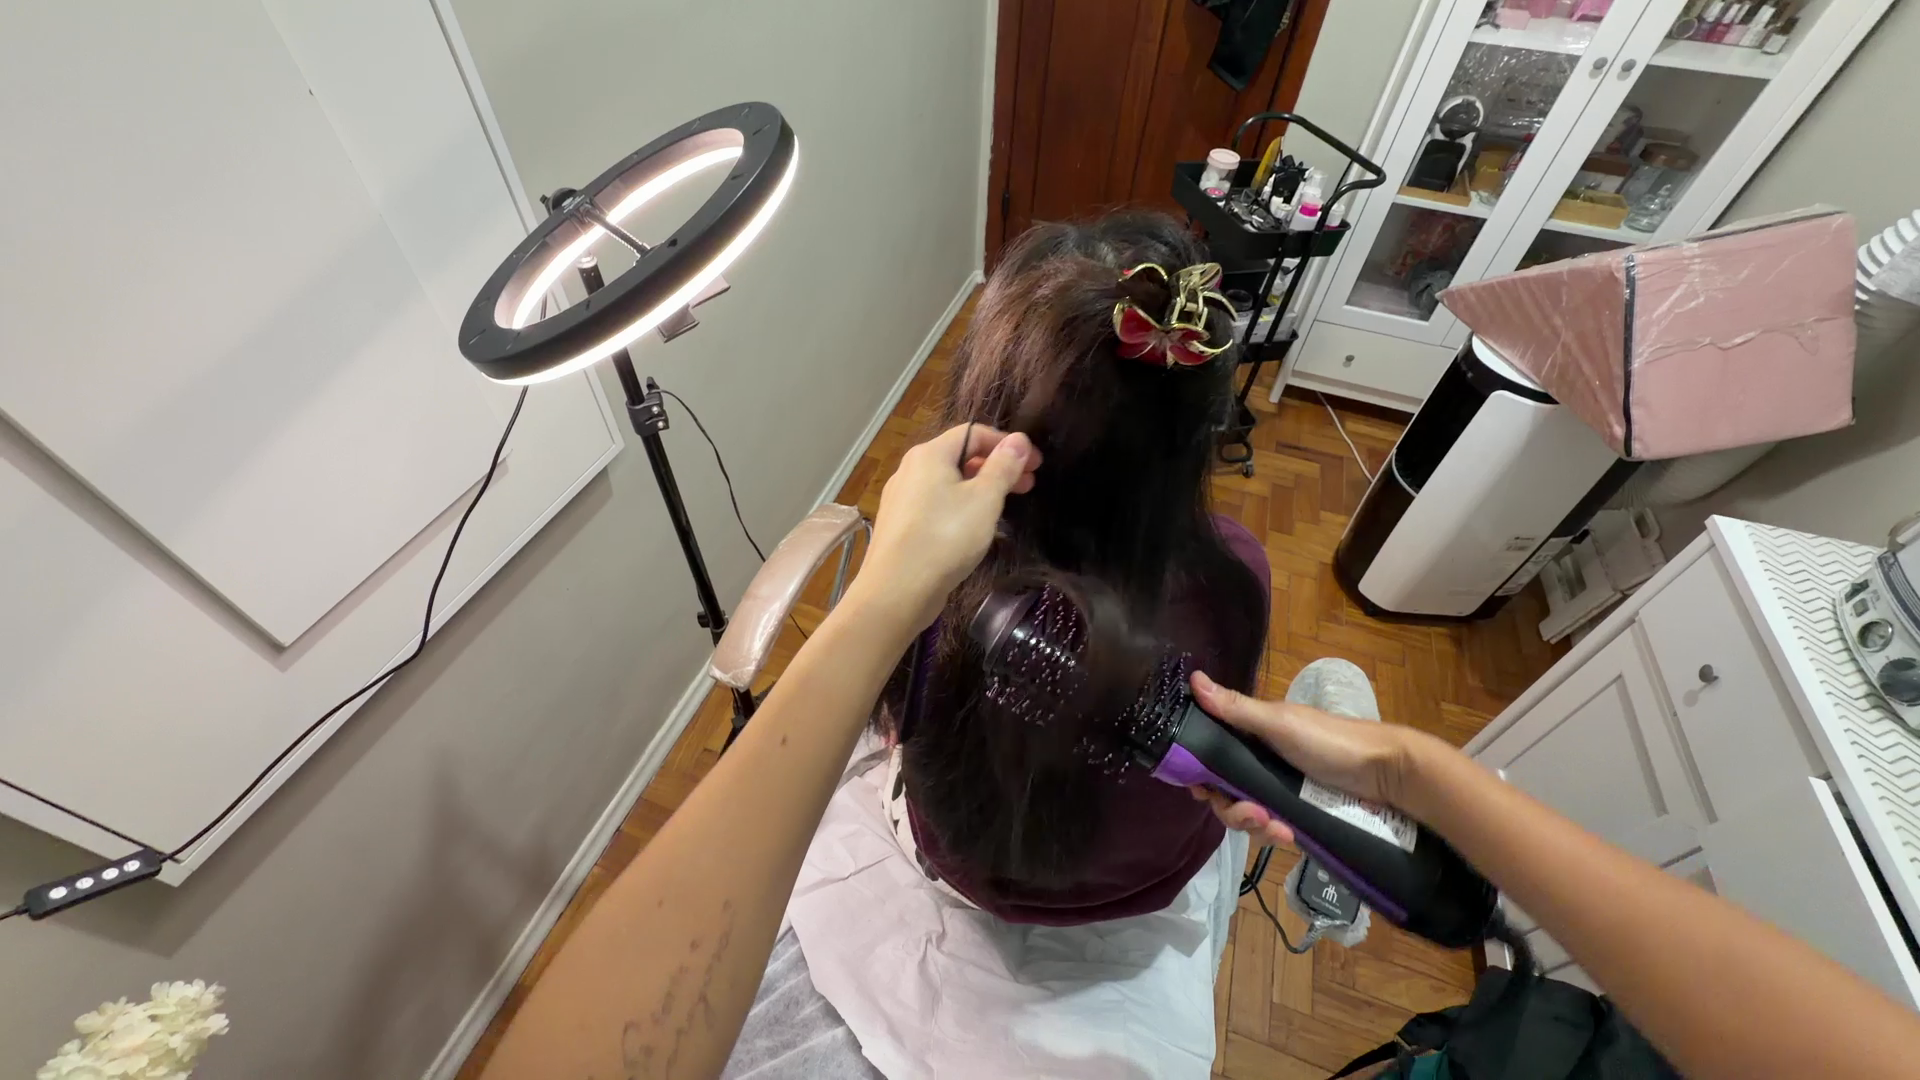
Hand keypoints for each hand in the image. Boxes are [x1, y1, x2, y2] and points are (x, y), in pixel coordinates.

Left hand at [850, 424, 1040, 632]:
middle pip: (960, 457)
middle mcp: (910, 469)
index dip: (1008, 444)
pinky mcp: (900, 526)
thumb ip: (1003, 467)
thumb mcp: (984, 499)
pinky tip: (974, 528)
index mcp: (929, 454)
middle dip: (997, 468)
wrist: (897, 590)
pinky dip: (960, 507)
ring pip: (948, 483)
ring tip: (1005, 508)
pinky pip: (936, 505)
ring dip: (980, 489)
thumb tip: (1019, 440)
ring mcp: (902, 499)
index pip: (973, 433)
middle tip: (1027, 486)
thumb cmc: (945, 537)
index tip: (1035, 464)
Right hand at [1185, 670, 1428, 847]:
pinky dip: (1273, 833)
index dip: (1199, 773)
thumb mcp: (1280, 723)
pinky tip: (1288, 834)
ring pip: (1244, 813)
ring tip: (1276, 828)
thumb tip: (1192, 678)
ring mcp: (1277, 790)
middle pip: (1224, 790)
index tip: (1201, 789)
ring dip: (1252, 824)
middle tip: (1251, 813)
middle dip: (1230, 807)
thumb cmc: (1330, 740)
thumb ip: (1236, 709)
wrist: (1388, 775)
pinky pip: (1270, 828)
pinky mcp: (1296, 813)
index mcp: (1250, 735)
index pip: (1209, 756)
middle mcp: (1258, 762)